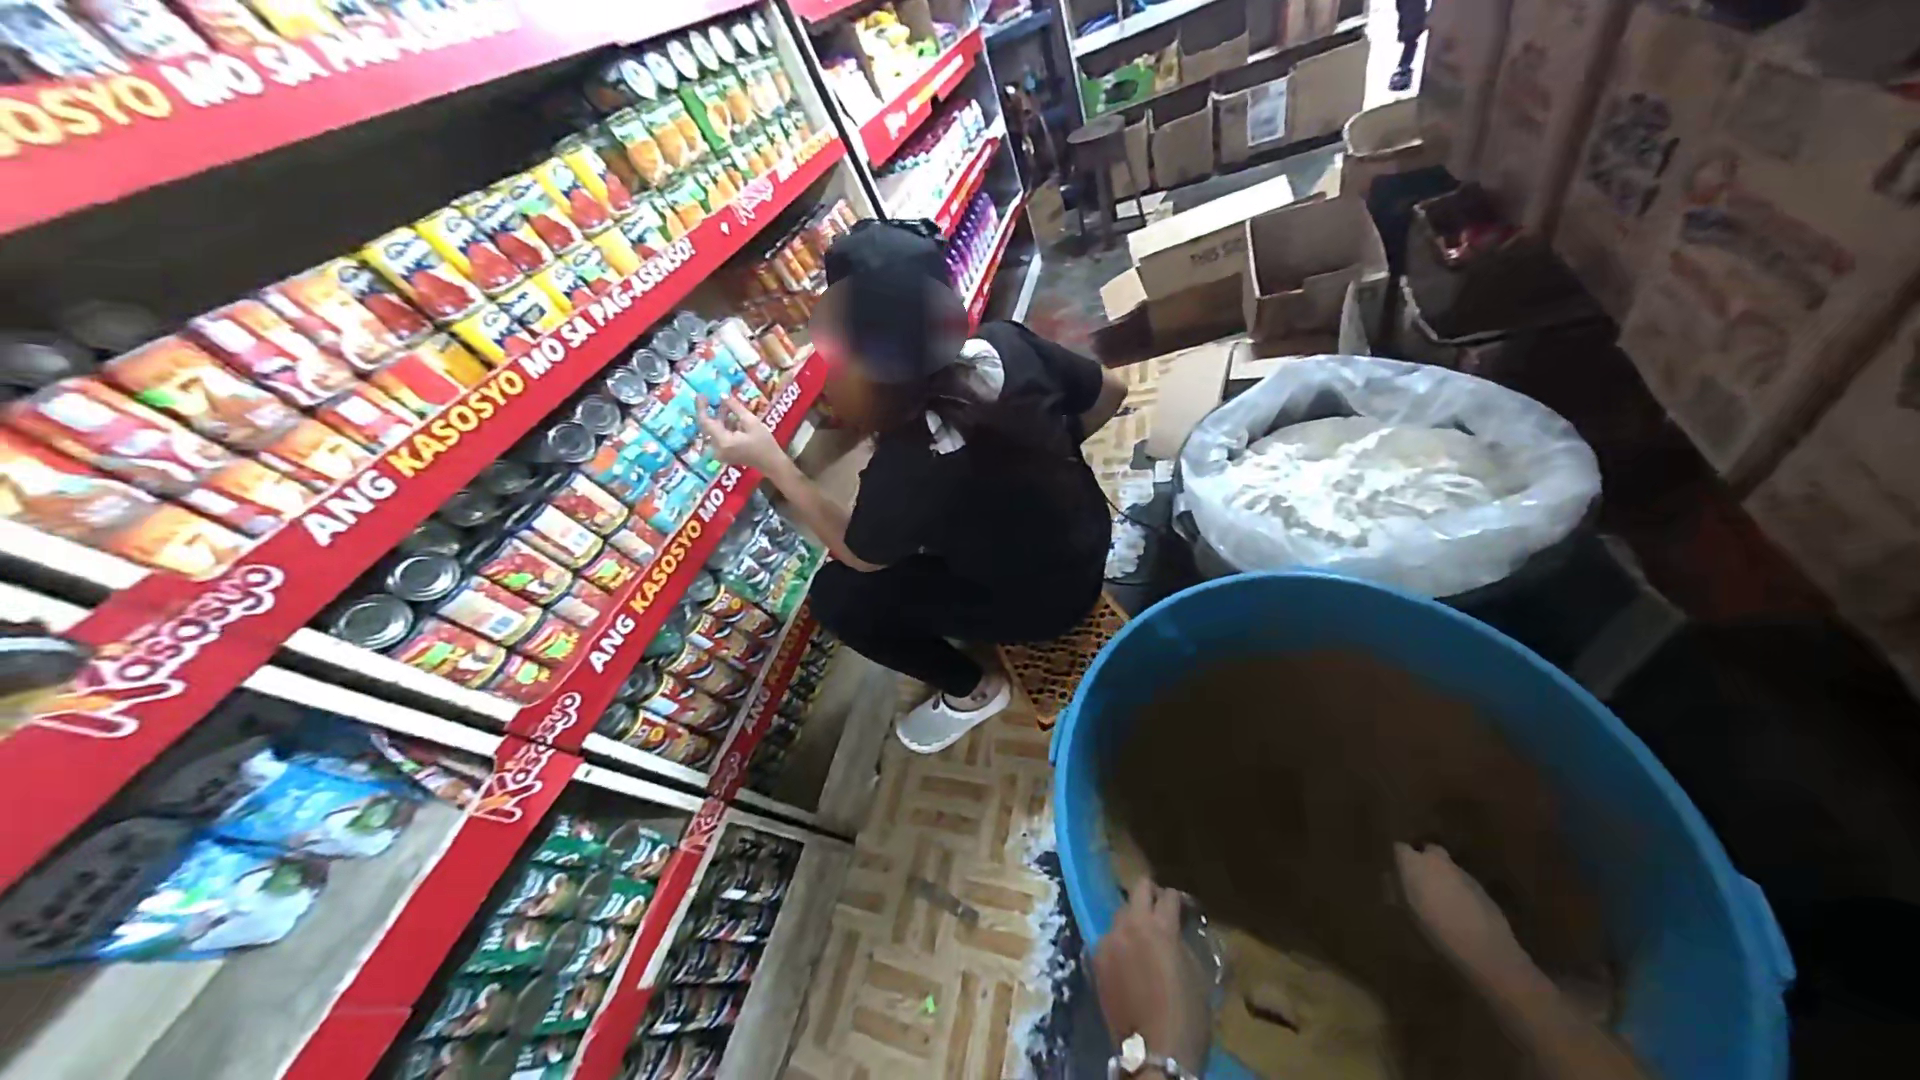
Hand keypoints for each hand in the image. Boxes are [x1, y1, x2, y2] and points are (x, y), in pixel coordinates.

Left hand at [694, 395, 782, 471]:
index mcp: (723, 441)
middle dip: (710, 411)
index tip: (701, 394)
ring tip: (728, 404)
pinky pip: (719, 436)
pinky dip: (724, 426)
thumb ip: (735, 408)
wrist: (772, 463)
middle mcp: (717, 448)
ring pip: (714, 430)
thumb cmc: (764, 443)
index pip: (705, 422)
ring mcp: (720, 452)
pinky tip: (733, 417)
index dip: (701, 407)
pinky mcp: (725, 453)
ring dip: (720, 418)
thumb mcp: (751, 422)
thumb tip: (722, 395)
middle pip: (708, 427)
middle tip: (711, 396)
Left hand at [1092, 878, 1210, 1072]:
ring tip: (1143, 937)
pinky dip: (1121, 941)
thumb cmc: (1186, 1017)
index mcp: (1160, 927)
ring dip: (1134, 918)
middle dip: (1151, 894)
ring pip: (1121, 913)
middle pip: (1139, 889)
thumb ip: (1182, 942)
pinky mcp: (1096, 958)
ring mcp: (1110, 940)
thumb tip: (1176, 931)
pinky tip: (1129, 959)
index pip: (1168, 896)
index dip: (1178, 899)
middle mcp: (1130, 925)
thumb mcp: (1196, 974)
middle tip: (1161, 909)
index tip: (1183, 908)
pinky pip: (1109, 938)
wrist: (1152, 1054)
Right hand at [1394, 842, 1534, 985]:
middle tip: (1421, 881)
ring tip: (1442, 900)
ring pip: (1448, 867)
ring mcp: (1463, 874)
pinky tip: (1461, 911)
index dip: (1399, 859)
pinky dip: (1460, 891)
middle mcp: (1438, 862)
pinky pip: (1464, 883)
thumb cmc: (1435, 930)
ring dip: (1444, 877)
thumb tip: (1391, 878)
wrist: (1484, 950)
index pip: (1400, 848)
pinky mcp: (1483, 889)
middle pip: (1429, 850)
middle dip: (1425, 861)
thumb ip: (1397, 889)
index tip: (1398, 872)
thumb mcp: (1406, 912)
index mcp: (1413, 864)